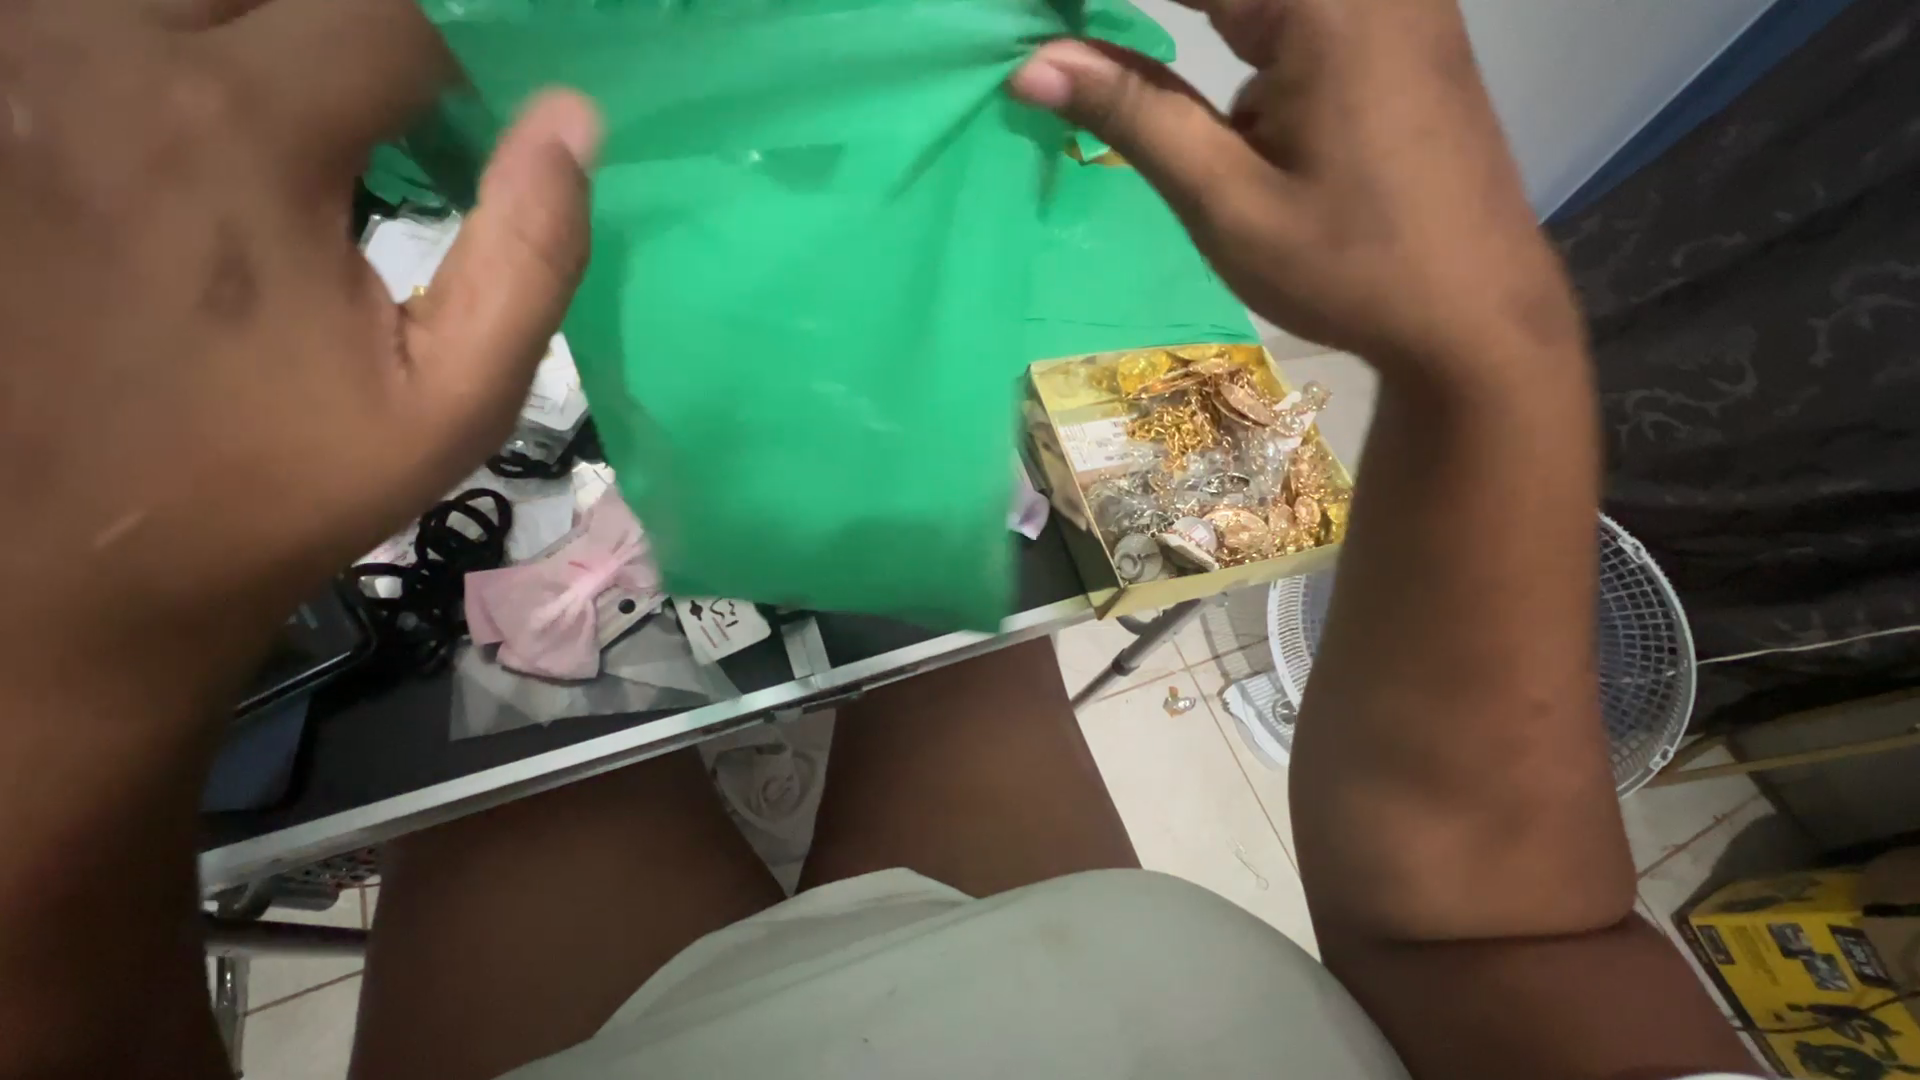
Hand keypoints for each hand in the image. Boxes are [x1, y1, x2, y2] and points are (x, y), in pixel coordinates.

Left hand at [0, 1, 600, 714]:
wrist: (85, 550)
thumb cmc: (293, 477)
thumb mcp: (458, 396)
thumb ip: (530, 256)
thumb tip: (572, 120)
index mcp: (236, 133)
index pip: (387, 20)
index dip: (461, 67)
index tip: (477, 139)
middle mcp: (91, 56)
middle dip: (364, 39)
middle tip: (404, 129)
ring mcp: (9, 68)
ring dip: (274, 40)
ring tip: (320, 133)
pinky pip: (99, 25)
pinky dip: (187, 56)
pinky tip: (221, 140)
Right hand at [1011, 0, 1581, 374]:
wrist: (1474, 315)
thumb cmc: (1347, 267)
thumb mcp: (1226, 200)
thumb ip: (1135, 116)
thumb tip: (1036, 64)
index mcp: (1326, 1)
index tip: (1041, 19)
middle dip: (1152, 15)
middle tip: (1073, 41)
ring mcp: (1394, 1)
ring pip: (1264, 0)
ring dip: (1193, 22)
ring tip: (1153, 103)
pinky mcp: (1400, 34)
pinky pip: (1302, 12)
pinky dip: (1245, 32)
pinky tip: (1241, 110)